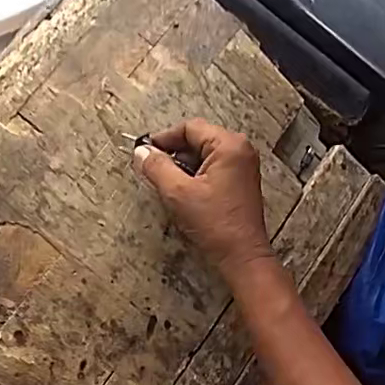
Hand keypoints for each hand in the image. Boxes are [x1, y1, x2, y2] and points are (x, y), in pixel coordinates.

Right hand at [134, 118, 274, 274]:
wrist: (242, 257)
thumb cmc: (217, 226)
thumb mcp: (178, 193)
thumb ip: (157, 167)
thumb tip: (142, 153)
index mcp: (230, 146)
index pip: (190, 128)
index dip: (164, 138)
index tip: (146, 152)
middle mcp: (241, 152)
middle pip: (198, 140)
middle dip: (174, 154)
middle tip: (155, 170)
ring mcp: (243, 168)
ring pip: (204, 157)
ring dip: (184, 168)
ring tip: (170, 186)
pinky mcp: (240, 184)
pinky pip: (213, 170)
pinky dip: (196, 178)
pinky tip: (185, 195)